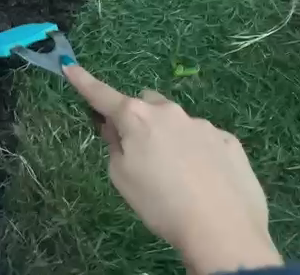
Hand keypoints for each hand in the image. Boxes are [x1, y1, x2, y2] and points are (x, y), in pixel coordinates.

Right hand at [64, 65, 280, 274]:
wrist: (223, 235)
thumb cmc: (161, 206)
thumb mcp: (121, 178)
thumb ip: (114, 145)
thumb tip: (117, 129)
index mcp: (135, 117)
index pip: (101, 94)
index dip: (82, 81)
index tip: (69, 65)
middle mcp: (168, 111)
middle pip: (145, 104)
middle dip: (140, 119)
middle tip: (143, 153)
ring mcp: (202, 124)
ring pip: (178, 122)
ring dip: (172, 137)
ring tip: (182, 177)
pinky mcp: (231, 142)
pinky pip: (207, 141)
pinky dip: (202, 153)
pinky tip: (208, 182)